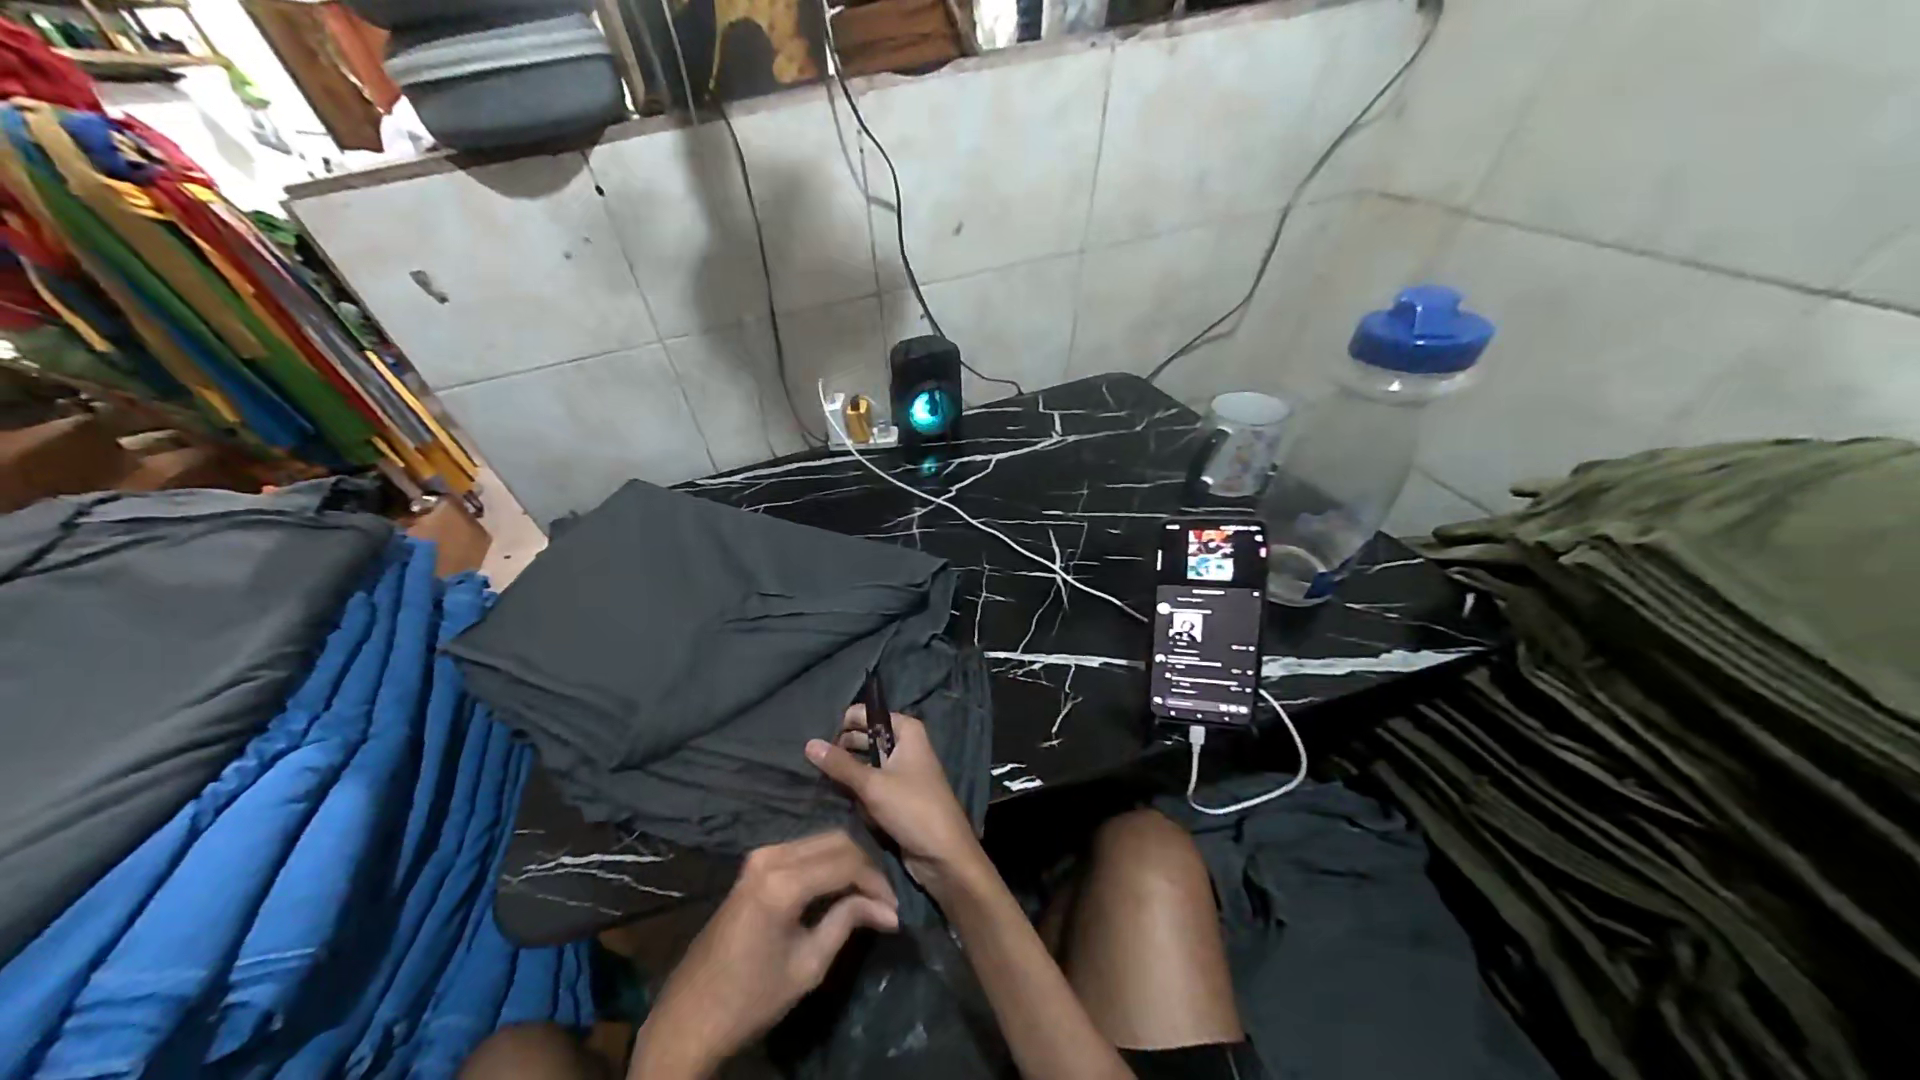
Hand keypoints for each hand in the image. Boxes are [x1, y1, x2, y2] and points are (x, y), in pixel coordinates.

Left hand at [630, 831, 898, 1079]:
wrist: (690, 1016)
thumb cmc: (751, 998)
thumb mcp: (808, 965)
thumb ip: (848, 921)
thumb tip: (889, 910)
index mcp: (783, 882)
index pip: (847, 862)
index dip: (877, 882)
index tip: (894, 908)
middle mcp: (770, 857)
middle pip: (835, 840)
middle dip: (865, 866)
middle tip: (883, 899)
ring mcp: (758, 857)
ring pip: (819, 841)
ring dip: (847, 861)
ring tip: (867, 894)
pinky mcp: (753, 866)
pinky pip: (801, 850)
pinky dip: (826, 862)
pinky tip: (839, 886)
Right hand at [806, 707, 988, 898]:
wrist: (943, 855)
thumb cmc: (912, 808)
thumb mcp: (872, 784)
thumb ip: (840, 764)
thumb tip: (809, 743)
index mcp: (908, 732)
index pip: (871, 715)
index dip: (847, 721)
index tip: (819, 734)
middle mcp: (907, 746)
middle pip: (868, 738)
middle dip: (843, 746)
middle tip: (812, 756)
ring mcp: (903, 772)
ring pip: (868, 764)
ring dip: (847, 770)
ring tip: (814, 773)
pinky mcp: (898, 796)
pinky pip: (872, 784)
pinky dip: (856, 788)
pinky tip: (833, 792)